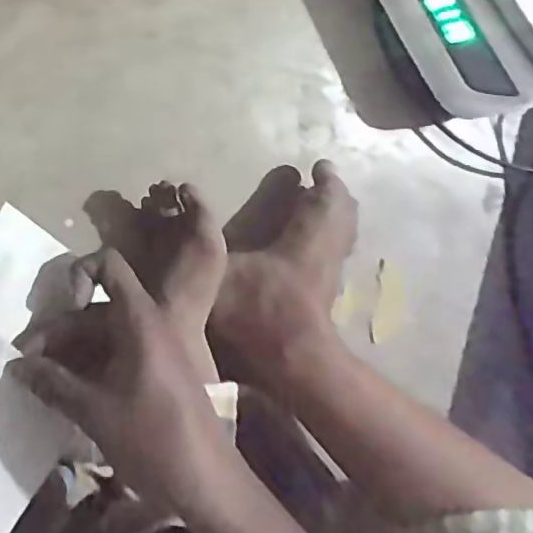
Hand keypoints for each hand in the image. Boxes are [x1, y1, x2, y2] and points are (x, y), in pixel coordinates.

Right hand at [8, 251, 240, 525]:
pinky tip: (59, 395)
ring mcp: (148, 352)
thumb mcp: (97, 411)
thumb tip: (15, 366)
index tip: (62, 306)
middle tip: (23, 361)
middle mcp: (144, 324)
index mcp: (138, 317)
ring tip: (34, 381)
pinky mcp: (150, 377)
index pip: (107, 264)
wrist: (212, 489)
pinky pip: (110, 358)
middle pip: (92, 310)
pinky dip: (84, 369)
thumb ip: (54, 384)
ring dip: (66, 355)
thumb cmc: (156, 438)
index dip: (79, 273)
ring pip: (98, 338)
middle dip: (56, 332)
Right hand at [211, 160, 357, 381]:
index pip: (326, 201)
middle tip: (318, 183)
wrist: (292, 366)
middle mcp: (325, 252)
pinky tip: (309, 245)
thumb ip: (204, 234)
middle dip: (333, 197)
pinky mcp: (327, 294)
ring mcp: (331, 276)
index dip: (326, 182)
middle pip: (343, 217)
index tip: (318, 166)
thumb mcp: (223, 270)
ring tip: (316, 206)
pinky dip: (332, 240)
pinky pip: (337, 255)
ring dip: (336, 218)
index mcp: (305, 239)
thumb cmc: (259, 313)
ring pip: (345, 238)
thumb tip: (187, 197)